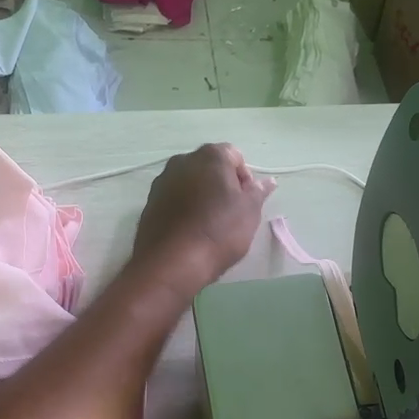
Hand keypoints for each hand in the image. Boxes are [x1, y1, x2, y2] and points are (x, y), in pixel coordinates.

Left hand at [130, 143, 273, 295]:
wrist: (171, 263)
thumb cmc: (219, 232)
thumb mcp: (249, 212)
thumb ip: (258, 192)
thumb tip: (268, 181)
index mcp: (210, 156)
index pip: (235, 156)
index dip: (245, 179)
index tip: (247, 203)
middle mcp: (183, 160)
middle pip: (211, 167)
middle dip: (223, 186)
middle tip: (231, 214)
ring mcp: (163, 181)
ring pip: (191, 183)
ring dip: (203, 197)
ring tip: (210, 225)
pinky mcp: (150, 202)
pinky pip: (175, 199)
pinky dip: (185, 209)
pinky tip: (191, 231)